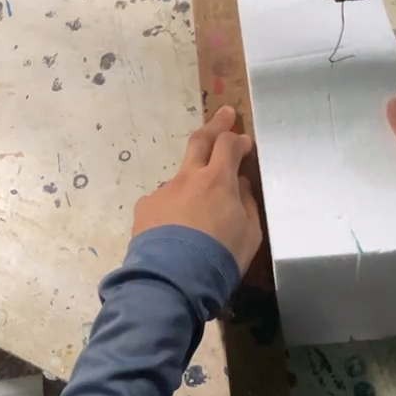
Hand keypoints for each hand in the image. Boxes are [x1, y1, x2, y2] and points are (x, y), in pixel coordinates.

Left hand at [133, 105, 262, 271]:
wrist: (172, 280)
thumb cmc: (220, 257)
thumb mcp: (249, 233)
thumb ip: (247, 204)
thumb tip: (242, 186)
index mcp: (218, 180)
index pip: (228, 145)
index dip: (238, 139)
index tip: (244, 141)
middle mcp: (188, 178)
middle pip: (200, 141)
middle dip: (215, 125)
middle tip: (224, 114)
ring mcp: (163, 191)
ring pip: (182, 178)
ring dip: (192, 185)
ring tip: (199, 216)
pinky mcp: (145, 209)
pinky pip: (164, 202)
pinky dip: (174, 210)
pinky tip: (177, 232)